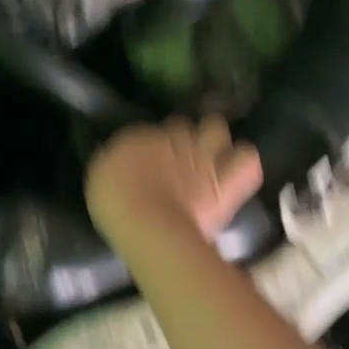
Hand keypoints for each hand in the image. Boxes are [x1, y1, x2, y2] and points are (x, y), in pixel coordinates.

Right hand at [85, 116, 264, 247]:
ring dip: (214, 139)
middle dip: (184, 136)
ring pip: (216, 127)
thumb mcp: (102, 179)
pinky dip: (242, 162)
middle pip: (182, 124)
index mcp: (139, 138)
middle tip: (180, 157)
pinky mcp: (226, 179)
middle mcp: (172, 138)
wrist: (149, 224)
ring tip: (212, 157)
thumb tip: (121, 163)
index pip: (151, 131)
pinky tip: (236, 171)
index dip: (154, 146)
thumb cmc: (115, 206)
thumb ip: (115, 165)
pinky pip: (247, 159)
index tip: (152, 163)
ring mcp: (202, 156)